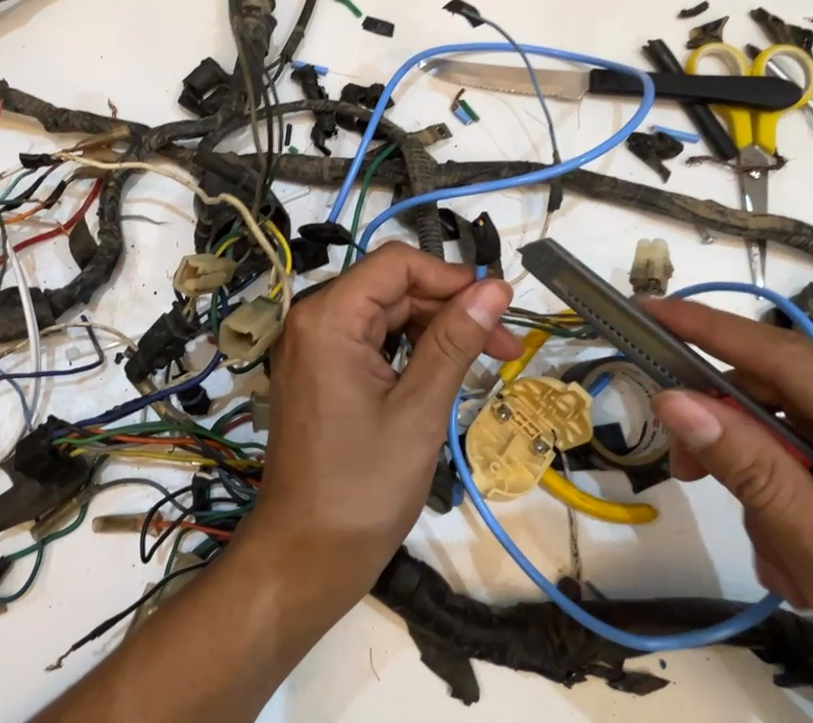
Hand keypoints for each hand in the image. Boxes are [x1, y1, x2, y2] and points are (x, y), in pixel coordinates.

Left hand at [234, 243, 519, 607]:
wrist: (306, 550)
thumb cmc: (365, 485)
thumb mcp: (420, 409)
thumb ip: (455, 341)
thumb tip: (494, 288)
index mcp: (327, 318)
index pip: (396, 263)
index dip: (450, 276)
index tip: (499, 304)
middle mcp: (310, 320)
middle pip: (389, 288)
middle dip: (447, 307)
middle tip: (506, 345)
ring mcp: (309, 348)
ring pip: (381, 315)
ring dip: (432, 330)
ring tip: (485, 361)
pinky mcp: (315, 373)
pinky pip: (365, 342)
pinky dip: (405, 351)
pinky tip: (442, 373)